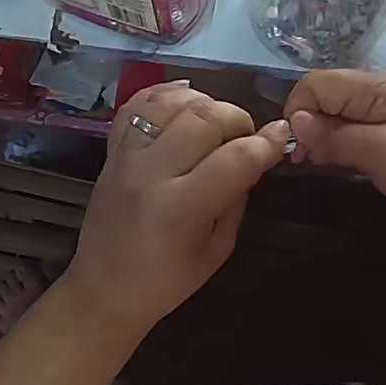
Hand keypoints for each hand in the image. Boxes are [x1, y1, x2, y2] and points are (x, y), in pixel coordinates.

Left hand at [60, 81, 290, 333]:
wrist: (103, 288)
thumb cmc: (166, 280)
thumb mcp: (217, 250)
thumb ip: (236, 198)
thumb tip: (253, 156)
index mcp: (181, 208)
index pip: (235, 158)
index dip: (267, 143)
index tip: (281, 137)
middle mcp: (151, 173)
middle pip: (203, 117)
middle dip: (237, 118)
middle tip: (244, 137)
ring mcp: (126, 157)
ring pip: (169, 103)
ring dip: (203, 102)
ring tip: (214, 122)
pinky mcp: (111, 152)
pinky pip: (135, 105)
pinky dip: (163, 95)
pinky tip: (183, 103)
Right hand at [283, 70, 385, 238]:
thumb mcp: (381, 151)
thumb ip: (334, 134)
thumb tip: (294, 120)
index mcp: (380, 88)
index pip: (317, 83)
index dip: (298, 110)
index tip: (296, 146)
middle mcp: (381, 96)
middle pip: (325, 97)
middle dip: (307, 123)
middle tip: (304, 160)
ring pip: (337, 117)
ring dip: (321, 137)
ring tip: (316, 163)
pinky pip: (352, 135)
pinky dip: (337, 147)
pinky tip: (336, 164)